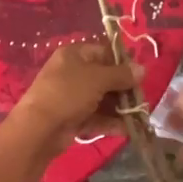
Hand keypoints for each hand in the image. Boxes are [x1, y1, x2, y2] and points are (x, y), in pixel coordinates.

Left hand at [10, 41, 143, 158]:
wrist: (40, 128)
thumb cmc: (68, 92)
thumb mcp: (97, 79)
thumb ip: (121, 74)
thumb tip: (142, 68)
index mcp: (74, 55)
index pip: (103, 51)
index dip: (122, 61)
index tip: (141, 72)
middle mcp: (73, 73)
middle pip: (104, 77)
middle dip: (124, 88)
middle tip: (142, 98)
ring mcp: (72, 96)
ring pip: (102, 99)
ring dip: (120, 108)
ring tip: (139, 117)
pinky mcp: (73, 118)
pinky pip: (96, 117)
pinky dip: (111, 122)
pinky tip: (128, 130)